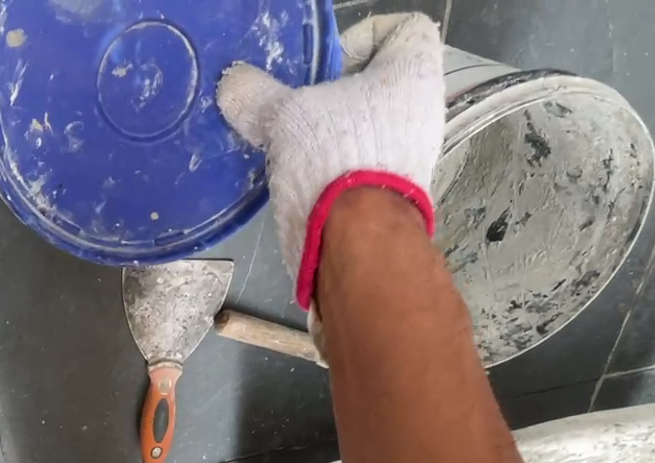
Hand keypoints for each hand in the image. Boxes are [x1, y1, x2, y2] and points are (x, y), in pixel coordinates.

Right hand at [217, 14, 445, 308]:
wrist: (355, 241)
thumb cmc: (334, 157)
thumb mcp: (285, 118)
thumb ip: (258, 98)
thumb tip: (232, 84)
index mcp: (412, 72)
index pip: (399, 30)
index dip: (359, 39)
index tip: (325, 69)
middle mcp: (422, 112)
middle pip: (377, 87)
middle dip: (336, 100)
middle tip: (299, 113)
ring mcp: (412, 160)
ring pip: (368, 133)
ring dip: (331, 141)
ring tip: (295, 154)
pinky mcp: (392, 200)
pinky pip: (362, 171)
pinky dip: (336, 175)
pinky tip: (306, 187)